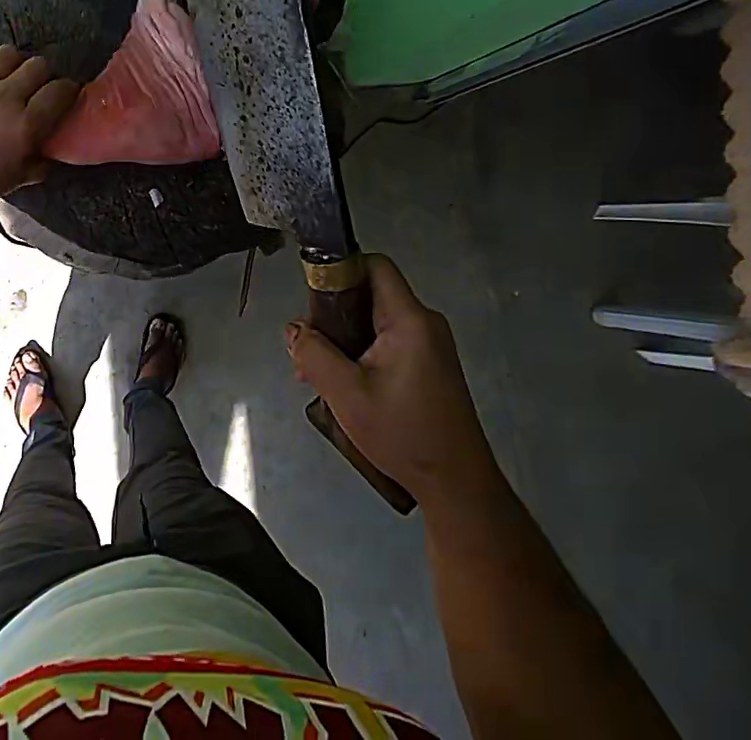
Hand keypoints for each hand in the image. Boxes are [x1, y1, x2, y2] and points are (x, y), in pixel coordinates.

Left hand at [0, 45, 79, 223]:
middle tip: (37, 87)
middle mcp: (3, 98)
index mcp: (25, 125)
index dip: (68, 90)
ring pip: (8, 53)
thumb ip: (40, 162)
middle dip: (44, 75)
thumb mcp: (16, 180)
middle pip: (38, 65)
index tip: (65, 95)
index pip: (60, 91)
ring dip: (15, 64)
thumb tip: (51, 150)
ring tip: (9, 76)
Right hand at [285, 255, 496, 508]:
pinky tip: (341, 385)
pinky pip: (384, 342)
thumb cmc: (404, 434)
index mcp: (409, 320)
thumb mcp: (346, 394)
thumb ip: (314, 354)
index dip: (341, 270)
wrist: (456, 483)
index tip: (312, 300)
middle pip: (369, 294)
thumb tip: (295, 330)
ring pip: (373, 322)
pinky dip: (358, 354)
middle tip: (308, 350)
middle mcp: (423, 323)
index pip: (374, 266)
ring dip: (341, 341)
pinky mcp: (426, 364)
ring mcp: (428, 344)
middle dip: (332, 316)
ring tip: (318, 374)